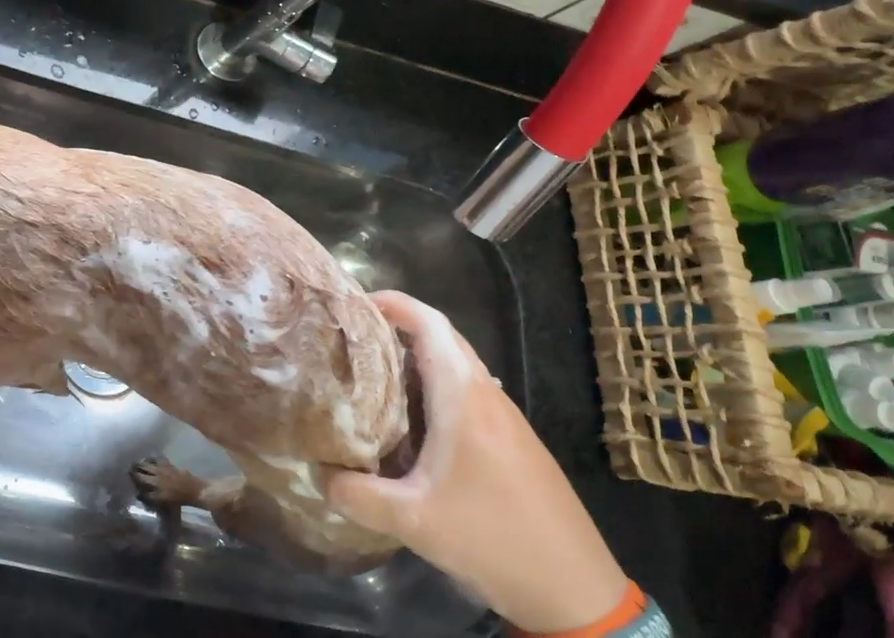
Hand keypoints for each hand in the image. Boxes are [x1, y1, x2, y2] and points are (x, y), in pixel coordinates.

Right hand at [319, 291, 628, 634]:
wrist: (576, 591)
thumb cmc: (493, 540)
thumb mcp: (413, 521)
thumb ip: (356, 494)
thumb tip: (317, 473)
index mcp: (465, 400)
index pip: (431, 325)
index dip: (394, 303)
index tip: (354, 302)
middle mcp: (488, 398)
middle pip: (444, 340)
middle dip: (398, 328)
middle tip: (352, 337)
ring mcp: (507, 421)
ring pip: (458, 369)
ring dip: (417, 361)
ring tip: (370, 374)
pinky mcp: (516, 444)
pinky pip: (468, 396)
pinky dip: (434, 390)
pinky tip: (410, 422)